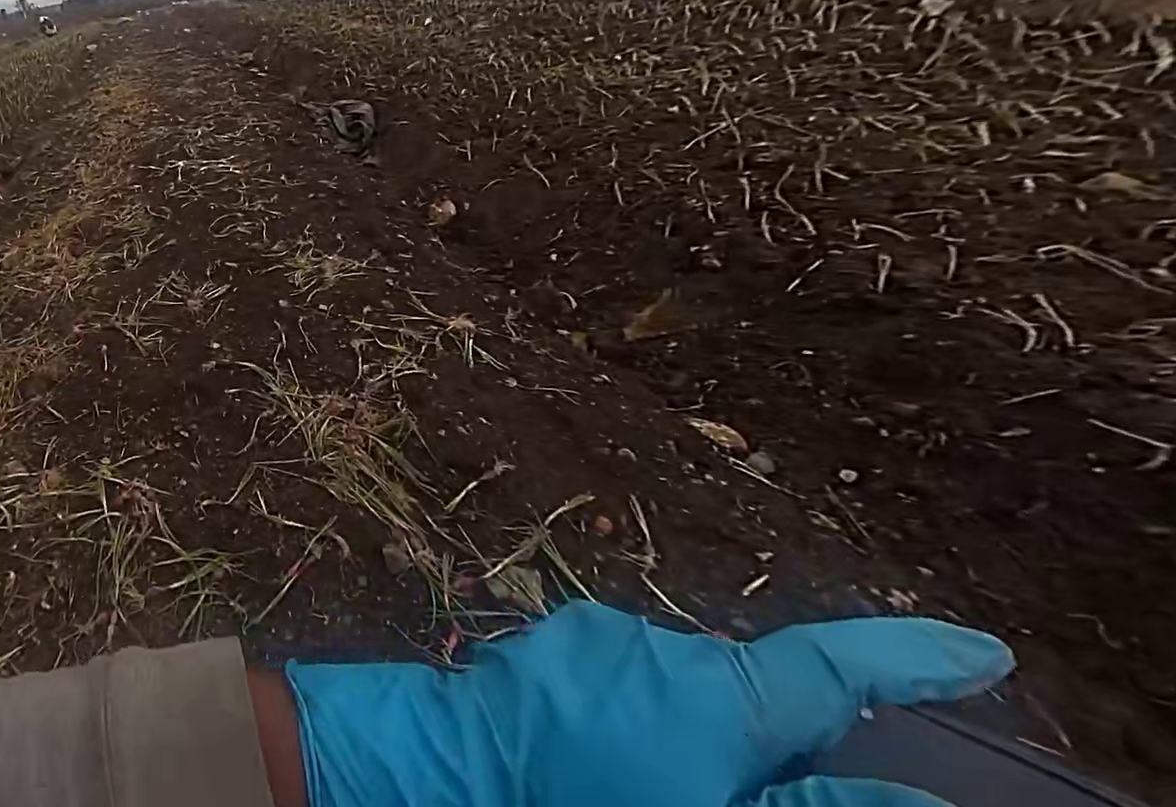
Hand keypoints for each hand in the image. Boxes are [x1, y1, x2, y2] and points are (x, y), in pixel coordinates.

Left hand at [283, 600, 1013, 806]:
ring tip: (637, 782)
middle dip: (762, 740)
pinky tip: (594, 754)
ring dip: (682, 732)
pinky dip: (631, 712)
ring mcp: (594, 632)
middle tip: (728, 792)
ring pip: (675, 687)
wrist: (445, 772)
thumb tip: (910, 798)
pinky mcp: (552, 637)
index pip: (831, 667)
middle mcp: (653, 641)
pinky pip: (618, 673)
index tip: (975, 648)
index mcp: (710, 693)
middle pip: (746, 688)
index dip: (907, 657)